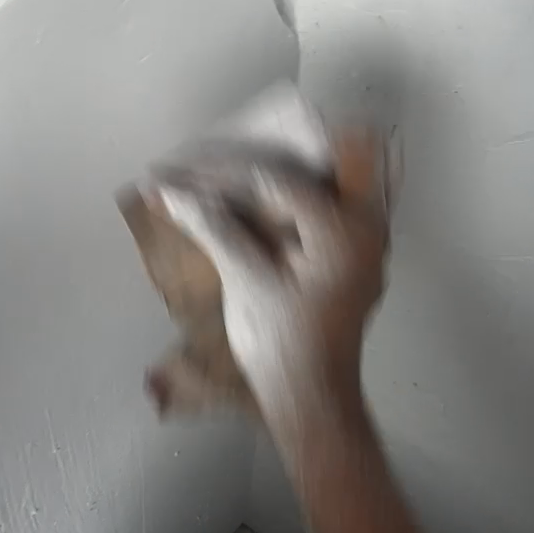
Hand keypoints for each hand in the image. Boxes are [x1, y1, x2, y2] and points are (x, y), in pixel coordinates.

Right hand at [155, 130, 388, 419]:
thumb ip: (211, 225)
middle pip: (338, 153)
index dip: (222, 174)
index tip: (181, 172)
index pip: (277, 181)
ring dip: (292, 162)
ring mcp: (361, 239)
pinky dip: (293, 191)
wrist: (309, 398)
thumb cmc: (282, 342)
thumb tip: (168, 191)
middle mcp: (365, 227)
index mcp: (344, 232)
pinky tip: (256, 191)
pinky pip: (329, 202)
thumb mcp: (245, 278)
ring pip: (340, 173)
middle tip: (236, 134)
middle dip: (287, 139)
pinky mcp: (346, 251)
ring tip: (240, 156)